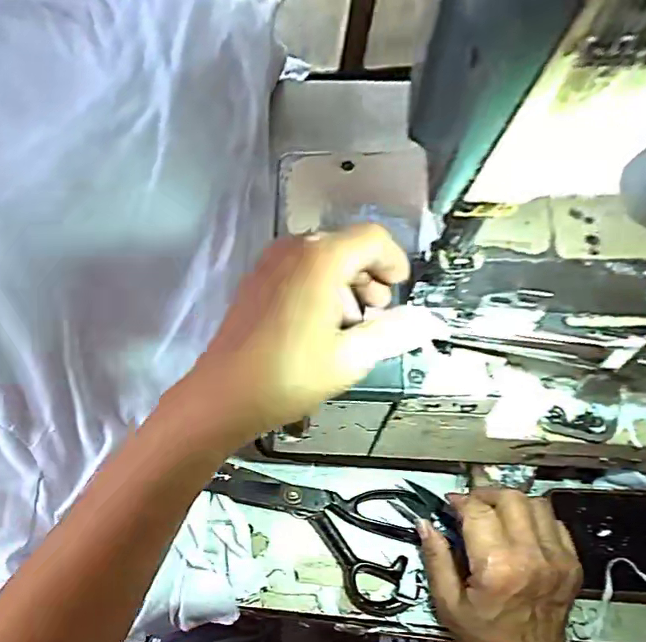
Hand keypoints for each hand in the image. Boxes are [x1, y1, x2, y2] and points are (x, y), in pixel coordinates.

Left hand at [174, 224, 442, 441]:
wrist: (223, 397)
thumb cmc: (286, 378)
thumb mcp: (349, 359)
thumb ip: (392, 333)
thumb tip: (423, 321)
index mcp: (321, 259)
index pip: (372, 239)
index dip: (394, 261)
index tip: (400, 286)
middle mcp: (292, 252)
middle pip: (344, 247)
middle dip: (367, 277)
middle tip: (375, 312)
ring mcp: (267, 267)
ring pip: (318, 262)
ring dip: (341, 286)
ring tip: (346, 328)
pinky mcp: (251, 286)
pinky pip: (294, 274)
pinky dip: (314, 291)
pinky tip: (315, 329)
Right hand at [417, 489, 584, 641]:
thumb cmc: (482, 634)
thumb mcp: (446, 602)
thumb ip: (436, 559)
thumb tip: (425, 524)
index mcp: (497, 567)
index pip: (479, 513)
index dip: (460, 501)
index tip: (448, 504)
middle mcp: (531, 556)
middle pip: (511, 499)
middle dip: (486, 495)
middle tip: (470, 505)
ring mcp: (557, 558)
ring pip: (537, 504)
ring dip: (511, 503)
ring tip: (494, 514)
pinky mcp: (572, 561)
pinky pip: (554, 522)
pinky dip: (533, 519)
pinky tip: (517, 531)